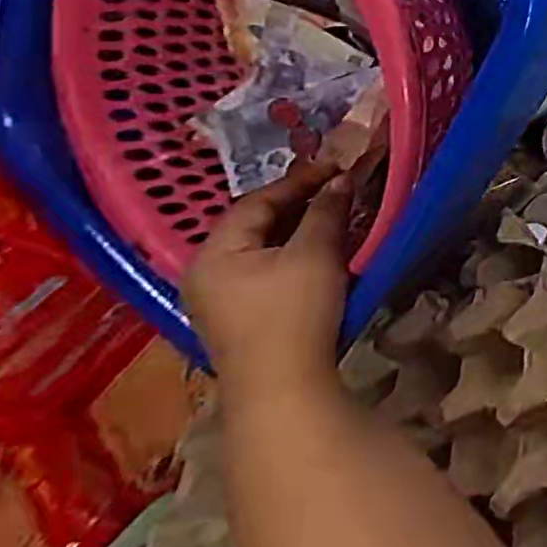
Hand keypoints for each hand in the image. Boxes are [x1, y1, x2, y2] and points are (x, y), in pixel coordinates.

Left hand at [182, 160, 353, 394]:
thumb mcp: (316, 254)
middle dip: (297, 202)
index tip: (338, 166)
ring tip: (335, 212)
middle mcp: (205, 271)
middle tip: (338, 186)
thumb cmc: (294, 310)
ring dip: (297, 225)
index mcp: (214, 254)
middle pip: (253, 224)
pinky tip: (319, 247)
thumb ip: (327, 212)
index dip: (298, 181)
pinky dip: (293, 247)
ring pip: (261, 245)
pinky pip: (265, 265)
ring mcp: (218, 296)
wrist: (281, 380)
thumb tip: (341, 180)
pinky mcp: (239, 312)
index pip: (255, 203)